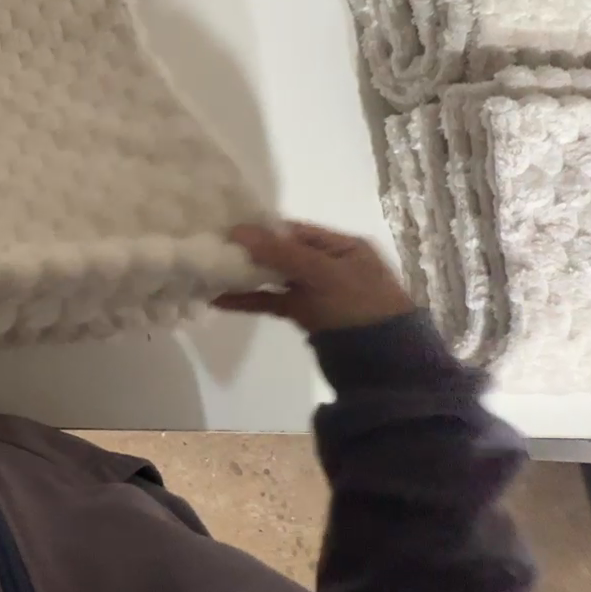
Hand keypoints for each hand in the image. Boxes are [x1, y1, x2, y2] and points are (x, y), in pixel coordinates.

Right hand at [213, 222, 414, 333]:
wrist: (382, 362)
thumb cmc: (360, 305)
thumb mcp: (323, 273)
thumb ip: (280, 252)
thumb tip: (237, 230)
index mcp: (341, 246)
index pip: (293, 230)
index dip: (260, 229)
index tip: (226, 230)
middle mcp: (327, 263)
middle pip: (279, 252)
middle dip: (247, 252)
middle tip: (212, 250)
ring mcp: (314, 289)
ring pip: (271, 276)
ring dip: (243, 276)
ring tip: (208, 273)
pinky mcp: (302, 312)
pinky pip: (269, 300)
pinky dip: (246, 299)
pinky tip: (219, 300)